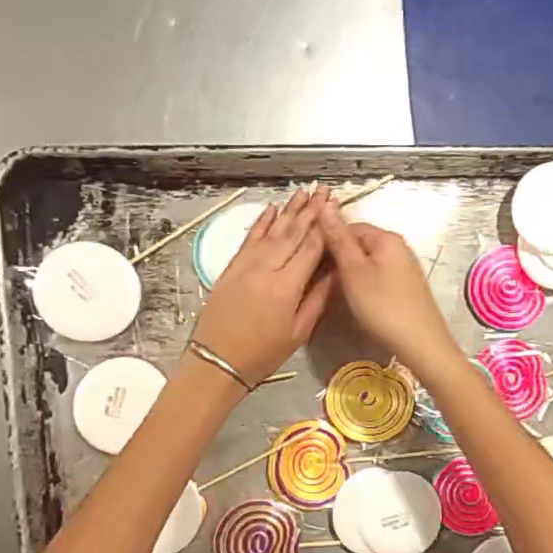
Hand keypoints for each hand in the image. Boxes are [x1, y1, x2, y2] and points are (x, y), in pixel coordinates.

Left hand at [190, 187, 338, 385]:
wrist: (217, 361)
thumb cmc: (262, 354)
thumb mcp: (298, 332)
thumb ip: (317, 298)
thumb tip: (335, 272)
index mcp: (286, 287)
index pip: (311, 247)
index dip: (324, 225)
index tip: (335, 207)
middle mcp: (265, 269)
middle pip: (292, 233)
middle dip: (309, 211)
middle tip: (323, 191)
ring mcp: (245, 266)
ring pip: (271, 231)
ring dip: (288, 211)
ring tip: (303, 193)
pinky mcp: (231, 268)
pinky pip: (250, 239)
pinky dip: (262, 223)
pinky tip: (273, 210)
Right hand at [317, 202, 457, 372]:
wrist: (420, 342)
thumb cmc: (383, 306)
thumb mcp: (354, 271)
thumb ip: (338, 238)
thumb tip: (325, 204)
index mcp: (386, 237)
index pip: (349, 227)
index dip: (328, 241)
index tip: (311, 261)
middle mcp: (398, 247)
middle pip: (359, 245)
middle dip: (338, 259)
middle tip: (320, 281)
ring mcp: (404, 268)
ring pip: (368, 263)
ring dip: (349, 275)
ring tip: (335, 294)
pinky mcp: (406, 287)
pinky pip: (378, 278)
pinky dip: (364, 286)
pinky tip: (358, 302)